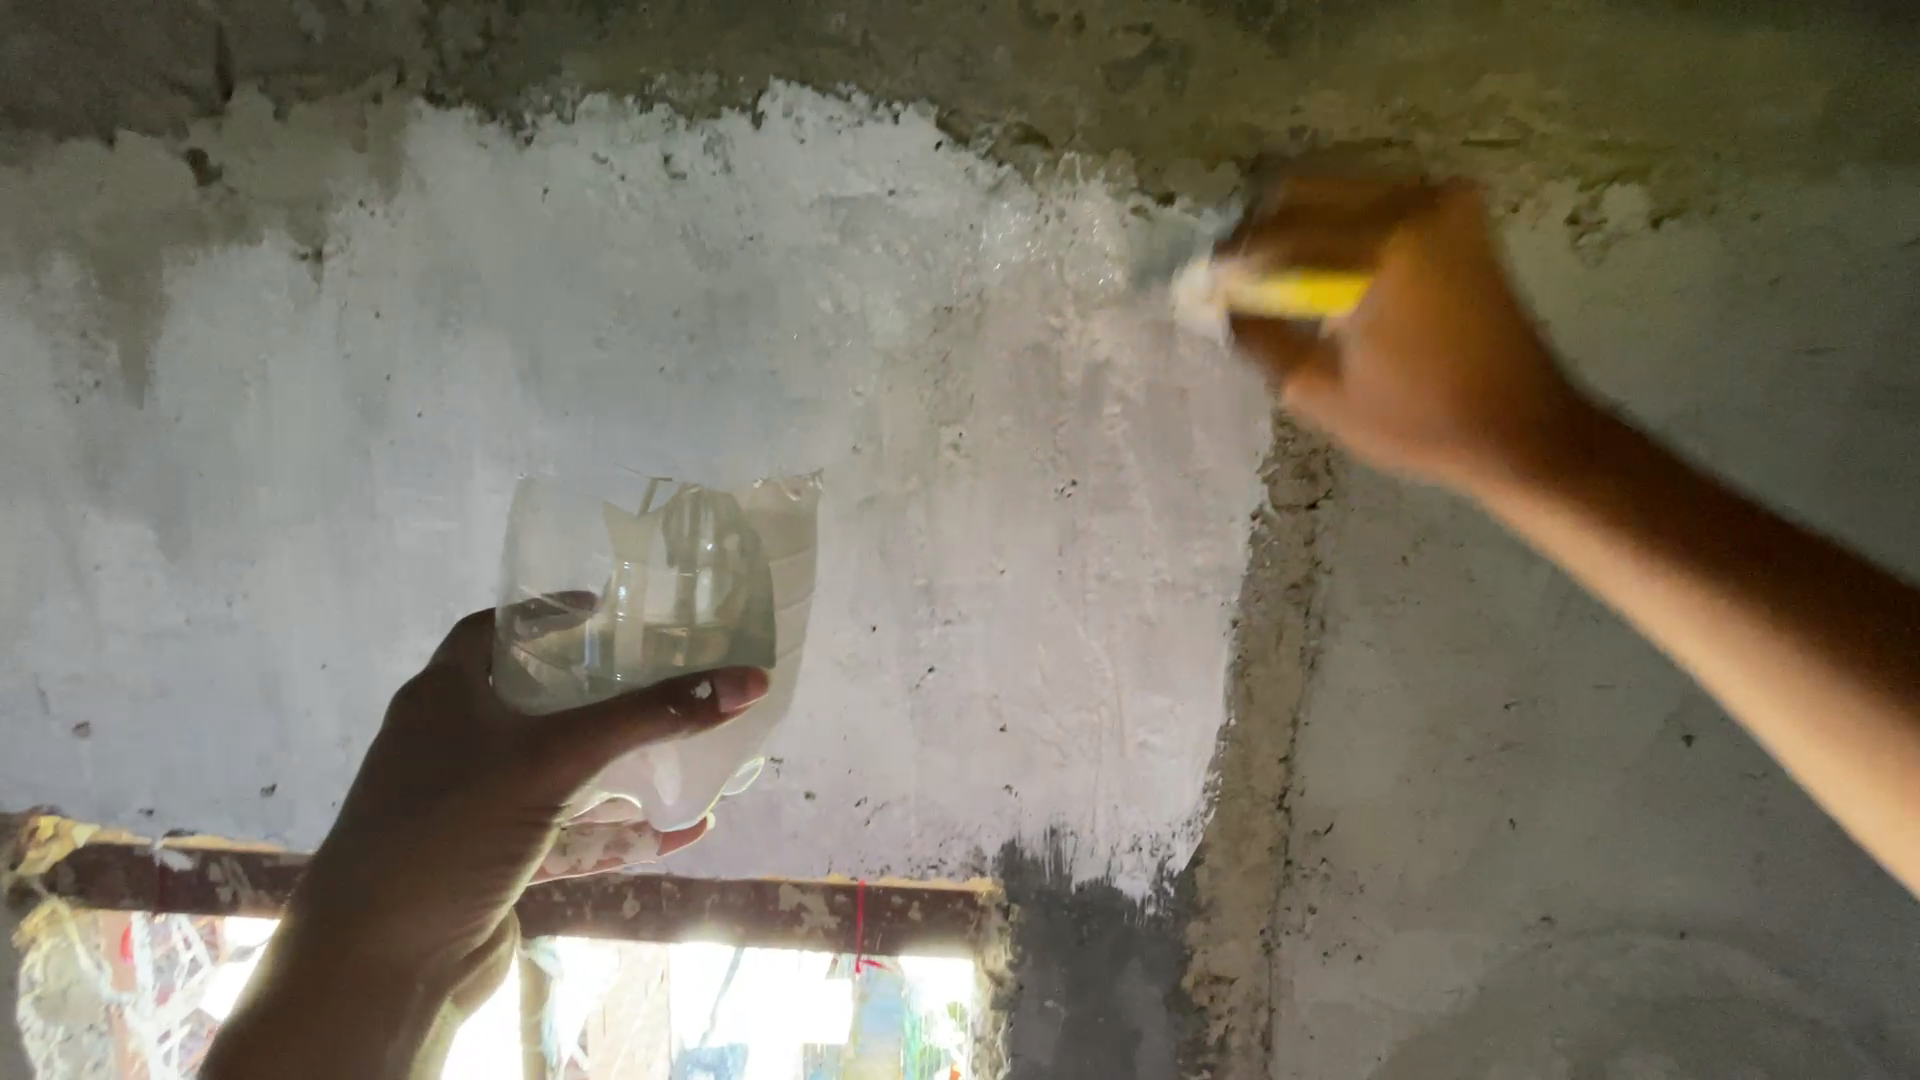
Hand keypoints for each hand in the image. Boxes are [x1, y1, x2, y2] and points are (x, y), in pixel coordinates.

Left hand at [262, 606, 766, 1005]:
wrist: (376, 975)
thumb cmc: (449, 832)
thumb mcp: (555, 758)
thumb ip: (652, 716)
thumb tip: (749, 680)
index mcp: (445, 697)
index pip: (493, 630)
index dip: (546, 614)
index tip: (605, 610)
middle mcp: (456, 743)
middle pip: (541, 700)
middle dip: (605, 693)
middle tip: (663, 674)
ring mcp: (477, 805)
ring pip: (564, 770)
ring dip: (625, 767)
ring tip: (689, 749)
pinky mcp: (500, 858)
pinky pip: (572, 830)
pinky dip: (623, 829)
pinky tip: (682, 828)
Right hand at [1224, 174, 1601, 495]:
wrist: (1520, 426)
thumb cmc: (1415, 420)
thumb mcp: (1316, 390)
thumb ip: (1260, 337)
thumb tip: (1223, 305)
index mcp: (1381, 248)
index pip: (1278, 235)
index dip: (1229, 260)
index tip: (1198, 283)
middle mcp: (1416, 203)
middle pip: (1306, 191)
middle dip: (1258, 233)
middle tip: (1230, 278)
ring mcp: (1444, 202)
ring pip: (1338, 192)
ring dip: (1295, 228)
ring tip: (1267, 279)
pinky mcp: (1459, 215)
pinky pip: (1372, 203)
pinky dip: (1334, 229)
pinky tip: (1316, 271)